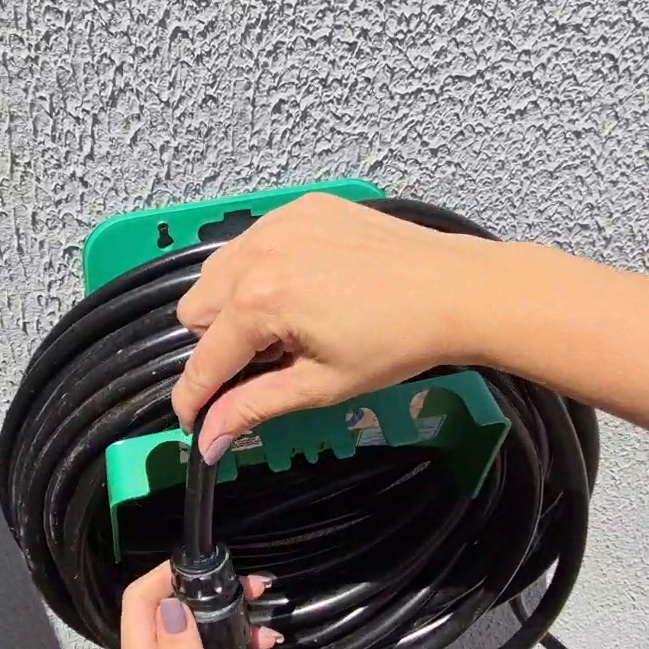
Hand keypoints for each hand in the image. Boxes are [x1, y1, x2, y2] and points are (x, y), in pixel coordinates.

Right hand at [173, 193, 498, 457]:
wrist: (456, 290)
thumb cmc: (396, 343)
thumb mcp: (320, 385)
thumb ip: (253, 407)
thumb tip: (208, 440)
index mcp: (260, 302)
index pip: (203, 360)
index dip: (194, 398)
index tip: (192, 422)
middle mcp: (257, 254)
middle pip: (195, 311)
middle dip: (217, 343)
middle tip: (268, 358)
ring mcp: (277, 224)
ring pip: (216, 272)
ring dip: (232, 304)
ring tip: (285, 321)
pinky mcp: (299, 208)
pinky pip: (251, 243)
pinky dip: (260, 270)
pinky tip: (302, 286)